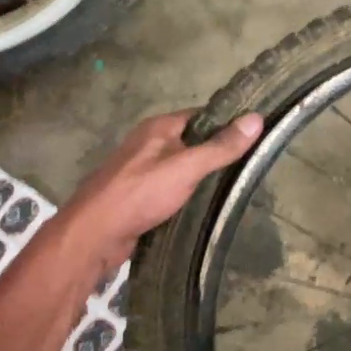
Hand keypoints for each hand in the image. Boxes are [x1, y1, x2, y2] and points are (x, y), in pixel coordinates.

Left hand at [49, 110, 262, 268]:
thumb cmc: (140, 194)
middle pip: (193, 141)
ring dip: (204, 175)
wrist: (93, 236)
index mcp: (159, 127)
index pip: (203, 115)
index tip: (257, 135)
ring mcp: (141, 170)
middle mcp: (149, 143)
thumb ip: (222, 146)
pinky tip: (207, 204)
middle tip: (252, 164)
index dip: (228, 122)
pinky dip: (189, 193)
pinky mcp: (139, 196)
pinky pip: (172, 188)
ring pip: (183, 166)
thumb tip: (257, 118)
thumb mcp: (187, 167)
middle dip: (218, 152)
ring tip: (237, 185)